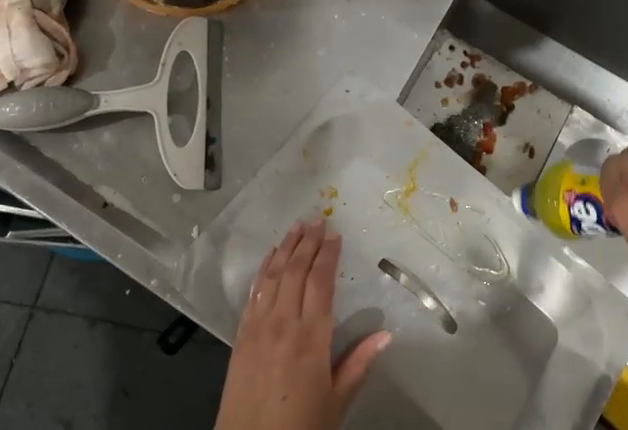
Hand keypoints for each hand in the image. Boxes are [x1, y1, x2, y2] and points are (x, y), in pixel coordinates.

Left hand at [214, 219, 390, 429]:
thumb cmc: (299, 427)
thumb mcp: (335, 402)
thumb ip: (358, 364)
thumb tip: (386, 334)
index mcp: (311, 338)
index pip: (321, 283)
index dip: (328, 255)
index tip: (335, 234)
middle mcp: (283, 324)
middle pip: (295, 272)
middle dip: (308, 243)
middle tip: (318, 219)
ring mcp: (258, 328)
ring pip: (273, 276)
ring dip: (285, 248)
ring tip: (296, 227)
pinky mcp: (241, 336)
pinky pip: (254, 293)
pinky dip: (263, 270)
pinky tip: (270, 257)